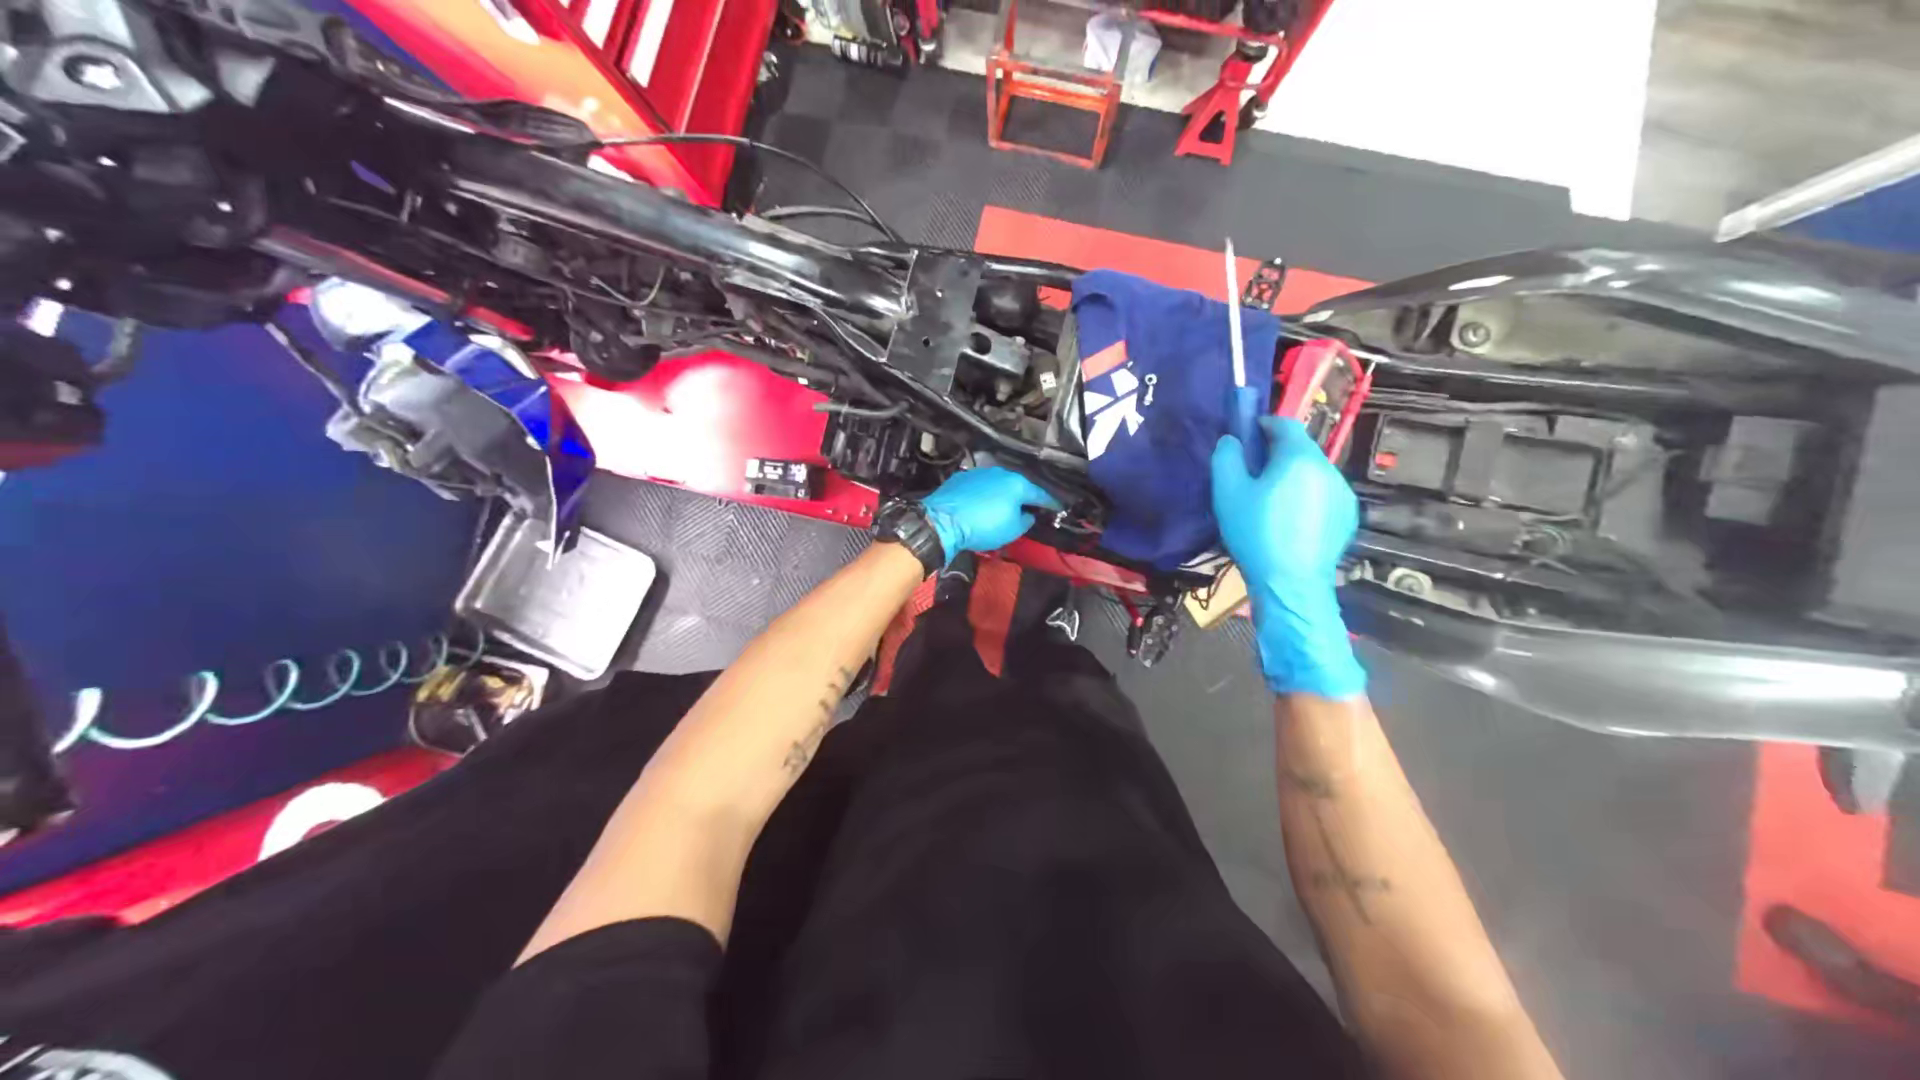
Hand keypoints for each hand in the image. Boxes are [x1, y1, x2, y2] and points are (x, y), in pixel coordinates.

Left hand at [921, 466, 1062, 565]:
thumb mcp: (1012, 531)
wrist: (944, 521)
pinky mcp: (962, 477)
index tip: (1057, 507)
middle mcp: (1001, 473)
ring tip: (1005, 506)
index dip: (1050, 503)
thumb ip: (1025, 520)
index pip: (1040, 494)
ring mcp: (980, 473)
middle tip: (1031, 508)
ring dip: (1004, 494)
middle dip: (1025, 497)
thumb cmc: (983, 526)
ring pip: (999, 484)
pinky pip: (981, 486)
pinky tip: (983, 504)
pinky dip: (986, 494)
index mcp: (1018, 484)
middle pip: (1019, 486)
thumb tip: (1027, 515)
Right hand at [1211, 417, 1365, 698]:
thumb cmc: (1255, 534)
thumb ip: (1227, 458)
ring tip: (1269, 502)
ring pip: (1312, 473)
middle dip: (1276, 455)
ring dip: (1291, 478)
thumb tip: (1232, 441)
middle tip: (1251, 475)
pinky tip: (1288, 522)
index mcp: (1299, 458)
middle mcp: (1328, 469)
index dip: (1262, 425)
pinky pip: (1322, 496)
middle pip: (1300, 449)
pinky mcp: (1347, 517)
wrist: (1291, 585)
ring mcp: (1342, 493)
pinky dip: (1305, 498)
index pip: (1284, 423)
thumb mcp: (1228, 494)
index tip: (1245, 436)